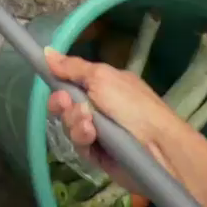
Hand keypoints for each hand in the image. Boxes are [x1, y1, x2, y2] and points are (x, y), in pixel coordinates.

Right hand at [45, 49, 206, 206]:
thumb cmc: (133, 105)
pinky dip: (82, 136)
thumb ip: (72, 67)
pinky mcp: (97, 154)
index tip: (48, 78)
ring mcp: (98, 131)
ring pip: (68, 123)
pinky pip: (78, 143)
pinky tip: (91, 134)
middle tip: (65, 102)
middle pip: (65, 102)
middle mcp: (98, 106)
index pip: (71, 79)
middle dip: (61, 101)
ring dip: (73, 120)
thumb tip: (46, 51)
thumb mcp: (101, 76)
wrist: (160, 149)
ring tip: (87, 121)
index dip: (58, 80)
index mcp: (102, 84)